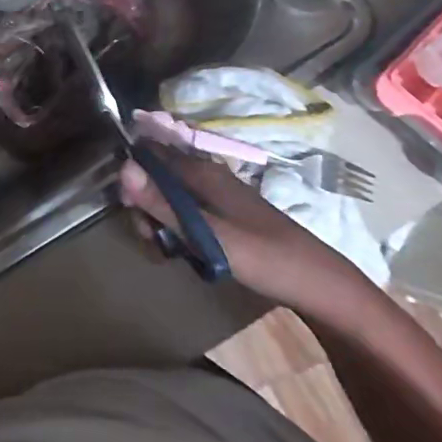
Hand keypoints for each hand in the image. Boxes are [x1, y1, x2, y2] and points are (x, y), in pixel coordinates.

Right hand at [119, 136, 372, 321]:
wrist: (319, 286)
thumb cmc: (263, 256)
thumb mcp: (205, 233)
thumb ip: (162, 202)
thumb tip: (122, 167)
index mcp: (203, 172)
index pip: (150, 156)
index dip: (132, 177)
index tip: (129, 208)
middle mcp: (207, 177)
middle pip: (156, 180)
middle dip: (143, 207)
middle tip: (151, 240)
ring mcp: (216, 197)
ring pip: (169, 199)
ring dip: (158, 223)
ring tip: (165, 252)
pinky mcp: (223, 217)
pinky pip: (186, 214)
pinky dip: (176, 231)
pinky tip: (182, 254)